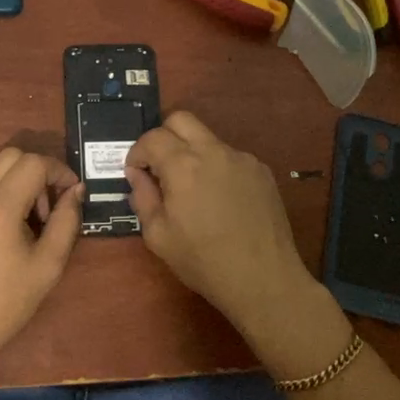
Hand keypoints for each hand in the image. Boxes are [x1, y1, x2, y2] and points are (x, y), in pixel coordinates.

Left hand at [0, 148, 82, 378]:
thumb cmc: (4, 305)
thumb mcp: (48, 265)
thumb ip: (67, 221)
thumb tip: (75, 190)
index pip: (33, 163)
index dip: (58, 171)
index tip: (69, 193)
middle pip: (10, 156)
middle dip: (36, 172)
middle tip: (46, 208)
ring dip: (12, 183)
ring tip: (21, 223)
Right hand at [126, 112, 318, 331]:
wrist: (263, 280)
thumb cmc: (204, 262)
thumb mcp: (159, 236)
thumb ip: (143, 198)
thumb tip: (136, 174)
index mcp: (184, 166)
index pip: (152, 138)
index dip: (137, 153)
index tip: (136, 173)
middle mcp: (214, 152)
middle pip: (181, 120)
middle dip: (163, 137)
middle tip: (160, 168)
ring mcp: (242, 159)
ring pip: (208, 139)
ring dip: (192, 153)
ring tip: (193, 190)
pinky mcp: (261, 171)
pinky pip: (231, 157)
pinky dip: (217, 168)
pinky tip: (221, 201)